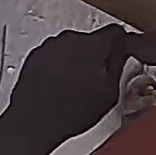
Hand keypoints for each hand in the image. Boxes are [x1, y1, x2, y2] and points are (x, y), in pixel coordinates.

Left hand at [0, 25, 128, 146]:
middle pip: (92, 39)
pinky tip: (60, 86)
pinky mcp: (35, 55)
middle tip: (97, 78)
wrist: (34, 122)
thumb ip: (119, 66)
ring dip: (76, 59)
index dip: (120, 43)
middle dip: (96, 54)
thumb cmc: (70, 111)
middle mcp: (70, 39)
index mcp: (93, 45)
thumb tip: (121, 55)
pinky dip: (58, 65)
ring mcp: (50, 46)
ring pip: (72, 46)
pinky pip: (54, 54)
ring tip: (76, 86)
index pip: (115, 31)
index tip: (120, 54)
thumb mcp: (110, 93)